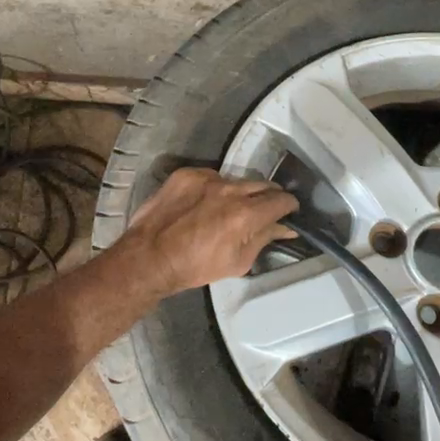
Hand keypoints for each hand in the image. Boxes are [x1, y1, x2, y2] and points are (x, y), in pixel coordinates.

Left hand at [111, 168, 298, 296]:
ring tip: (232, 207)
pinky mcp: (186, 174)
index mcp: (245, 214)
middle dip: (269, 196)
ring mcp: (206, 178)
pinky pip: (211, 177)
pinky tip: (205, 203)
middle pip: (262, 185)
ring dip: (240, 192)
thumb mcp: (238, 262)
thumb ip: (264, 239)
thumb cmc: (195, 267)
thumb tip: (285, 228)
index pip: (281, 201)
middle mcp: (229, 190)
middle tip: (267, 208)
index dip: (289, 206)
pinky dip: (214, 188)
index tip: (289, 211)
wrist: (149, 256)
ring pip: (236, 180)